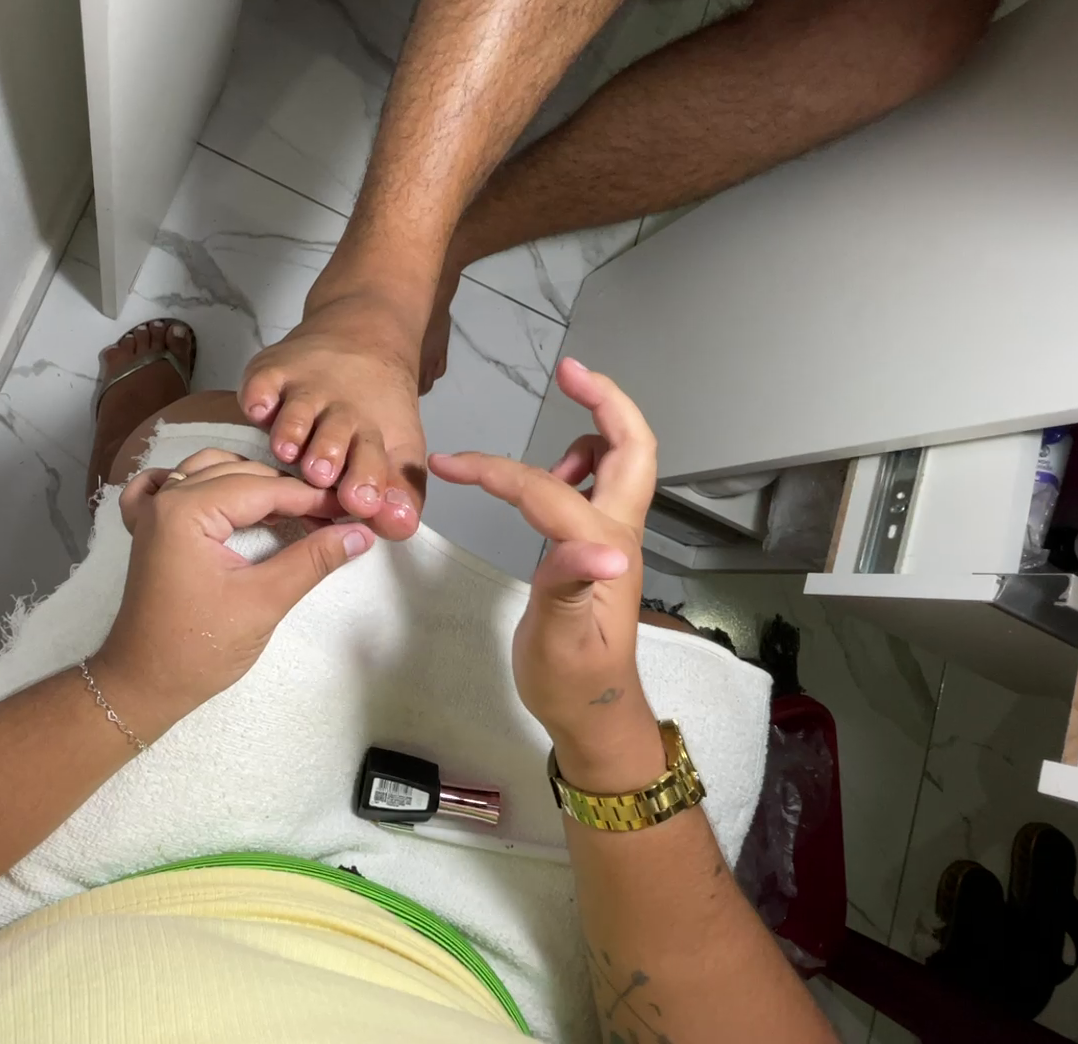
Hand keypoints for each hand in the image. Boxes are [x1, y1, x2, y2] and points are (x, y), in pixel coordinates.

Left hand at [94, 449, 374, 722]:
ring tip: (289, 509)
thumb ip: (313, 561)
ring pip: (210, 469)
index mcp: (186, 510)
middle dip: (287, 490)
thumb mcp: (264, 602)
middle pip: (240, 472)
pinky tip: (221, 497)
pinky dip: (200, 482)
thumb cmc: (199, 648)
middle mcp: (165, 498)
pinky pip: (171, 483)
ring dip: (251, 481)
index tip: (349, 508)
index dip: (311, 497)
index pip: (263, 487)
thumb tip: (359, 534)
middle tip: (329, 516)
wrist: (143, 684)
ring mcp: (151, 511)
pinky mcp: (147, 528)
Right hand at [239, 290, 429, 539]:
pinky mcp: (273, 374)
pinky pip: (263, 383)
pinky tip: (259, 411)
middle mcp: (340, 413)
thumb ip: (400, 496)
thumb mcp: (399, 453)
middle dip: (328, 454)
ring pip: (299, 411)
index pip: (374, 458)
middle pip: (336, 434)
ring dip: (293, 431)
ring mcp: (306, 392)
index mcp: (372, 437)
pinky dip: (259, 396)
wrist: (362, 339)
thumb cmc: (373, 412)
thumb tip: (400, 525)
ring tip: (287, 451)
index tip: (362, 502)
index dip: (368, 480)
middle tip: (321, 473)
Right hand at [428, 359, 664, 791]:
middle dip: (604, 400)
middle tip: (569, 370)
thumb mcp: (563, 640)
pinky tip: (549, 486)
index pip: (546, 490)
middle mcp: (617, 530)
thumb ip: (572, 585)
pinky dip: (578, 464)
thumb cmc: (572, 679)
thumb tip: (600, 545)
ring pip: (619, 461)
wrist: (593, 708)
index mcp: (603, 547)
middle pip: (632, 447)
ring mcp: (612, 535)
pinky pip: (599, 485)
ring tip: (544, 457)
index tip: (446, 464)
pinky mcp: (599, 544)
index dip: (494, 471)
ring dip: (589, 435)